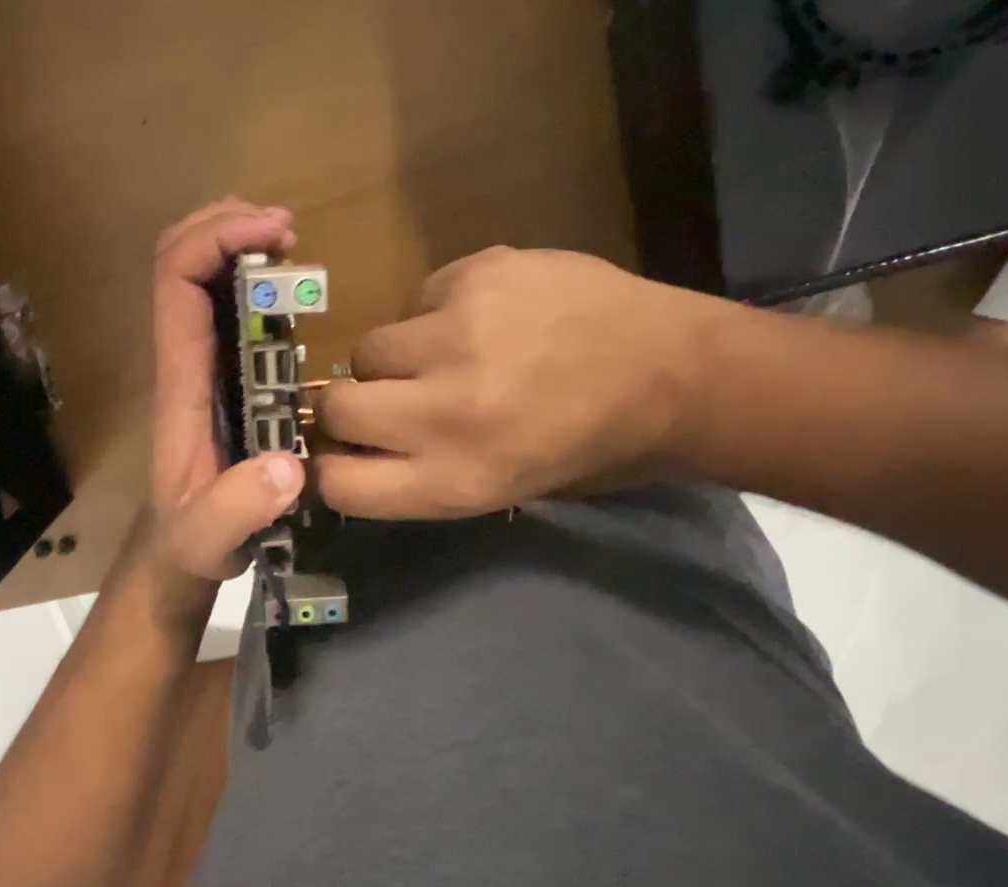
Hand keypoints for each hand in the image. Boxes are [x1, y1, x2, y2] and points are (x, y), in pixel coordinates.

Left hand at [151, 200, 307, 577]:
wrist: (181, 553)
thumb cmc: (192, 541)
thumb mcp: (211, 537)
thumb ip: (239, 509)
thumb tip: (288, 467)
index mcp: (180, 382)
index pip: (176, 285)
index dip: (216, 241)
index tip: (276, 234)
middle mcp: (186, 361)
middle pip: (179, 262)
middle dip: (226, 226)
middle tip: (287, 231)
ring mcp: (202, 366)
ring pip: (198, 278)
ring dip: (236, 243)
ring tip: (289, 243)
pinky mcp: (224, 378)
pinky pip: (224, 308)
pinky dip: (249, 276)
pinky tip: (285, 284)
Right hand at [312, 247, 733, 518]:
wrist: (675, 372)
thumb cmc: (582, 449)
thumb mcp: (492, 491)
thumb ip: (413, 475)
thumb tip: (347, 445)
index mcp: (453, 480)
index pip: (337, 482)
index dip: (333, 468)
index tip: (349, 453)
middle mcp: (444, 412)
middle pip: (335, 408)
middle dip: (355, 408)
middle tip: (398, 400)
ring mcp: (459, 335)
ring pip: (368, 347)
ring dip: (396, 358)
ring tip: (453, 355)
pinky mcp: (477, 274)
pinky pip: (417, 300)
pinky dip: (437, 314)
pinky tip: (489, 319)